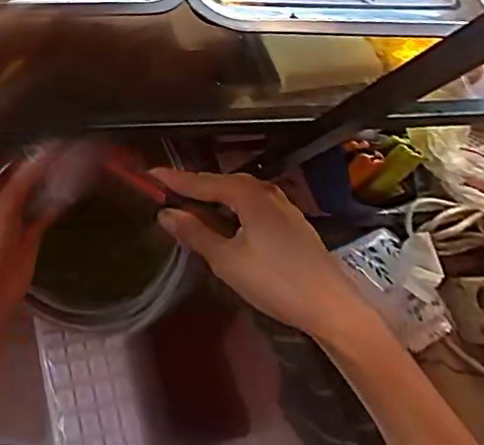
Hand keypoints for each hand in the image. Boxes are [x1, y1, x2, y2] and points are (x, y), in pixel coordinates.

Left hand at [0, 151, 56, 316]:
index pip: (7, 165)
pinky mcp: (32, 235)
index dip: (24, 153)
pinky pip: (45, 213)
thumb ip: (25, 180)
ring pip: (35, 194)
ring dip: (49, 183)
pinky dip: (56, 203)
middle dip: (39, 167)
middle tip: (63, 149)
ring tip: (70, 164)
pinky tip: (70, 191)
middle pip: (23, 178)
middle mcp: (1, 201)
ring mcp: (17, 218)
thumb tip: (46, 154)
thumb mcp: (4, 205)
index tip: (45, 139)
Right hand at [151, 168, 373, 340]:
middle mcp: (264, 190)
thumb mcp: (227, 260)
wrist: (336, 310)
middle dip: (191, 188)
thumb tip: (166, 214)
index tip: (148, 174)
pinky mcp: (290, 223)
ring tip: (189, 209)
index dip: (172, 179)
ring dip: (212, 201)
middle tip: (164, 193)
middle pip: (218, 184)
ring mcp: (281, 206)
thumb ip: (195, 234)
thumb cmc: (277, 281)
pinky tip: (225, 226)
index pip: (200, 181)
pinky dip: (230, 211)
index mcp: (246, 192)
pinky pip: (250, 207)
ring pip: (236, 196)